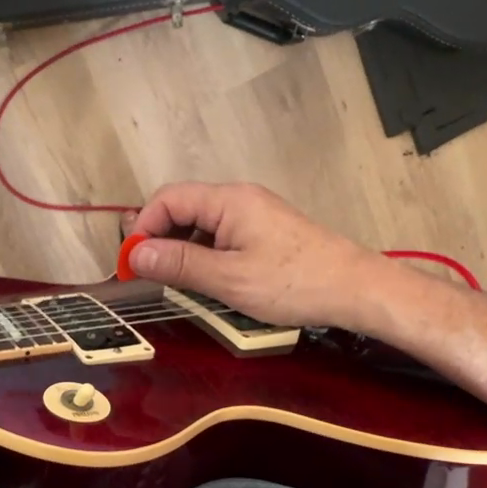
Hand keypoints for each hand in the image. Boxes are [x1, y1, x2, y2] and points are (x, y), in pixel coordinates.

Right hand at [126, 183, 383, 328]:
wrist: (354, 288)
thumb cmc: (292, 283)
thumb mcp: (228, 278)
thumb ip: (179, 264)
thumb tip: (136, 253)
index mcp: (228, 200)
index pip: (168, 199)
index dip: (144, 228)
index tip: (132, 265)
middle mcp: (239, 198)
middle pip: (183, 208)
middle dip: (160, 238)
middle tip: (149, 276)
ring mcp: (254, 214)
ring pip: (201, 224)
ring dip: (182, 249)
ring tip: (176, 283)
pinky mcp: (264, 232)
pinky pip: (221, 235)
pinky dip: (204, 254)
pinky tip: (206, 281)